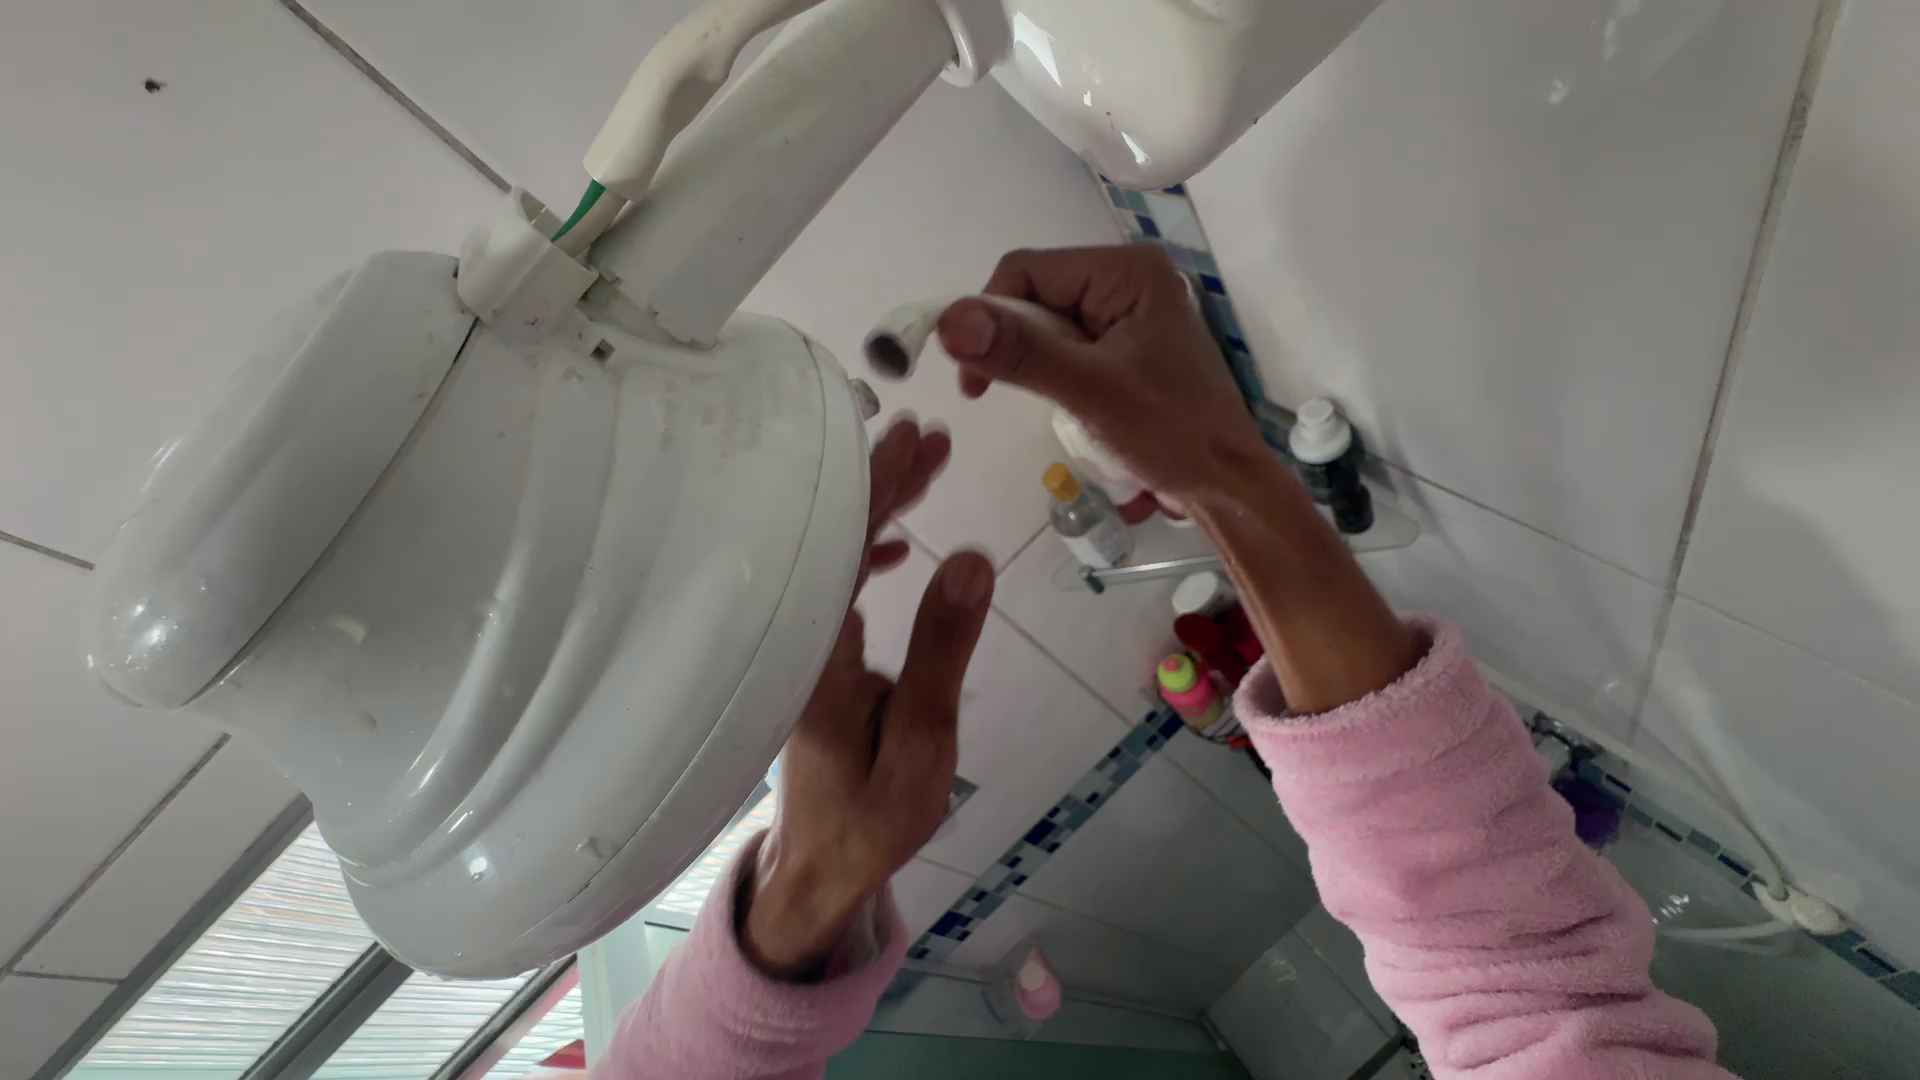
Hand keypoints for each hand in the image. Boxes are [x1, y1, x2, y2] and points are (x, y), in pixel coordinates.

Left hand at [740, 420, 993, 979]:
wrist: (823, 865)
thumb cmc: (873, 816)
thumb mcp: (922, 743)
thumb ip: (941, 652)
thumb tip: (973, 559)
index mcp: (814, 655)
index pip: (843, 549)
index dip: (876, 488)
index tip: (913, 440)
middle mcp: (796, 638)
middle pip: (832, 538)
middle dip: (877, 482)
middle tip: (925, 434)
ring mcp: (800, 646)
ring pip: (834, 556)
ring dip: (877, 510)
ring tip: (923, 466)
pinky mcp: (813, 658)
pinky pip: (836, 586)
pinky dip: (867, 554)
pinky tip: (901, 543)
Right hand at [935, 244, 1271, 506]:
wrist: (1223, 483)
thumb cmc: (1169, 433)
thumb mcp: (1089, 391)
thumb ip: (1021, 353)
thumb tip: (948, 321)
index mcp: (1126, 270)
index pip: (1027, 271)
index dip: (988, 317)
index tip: (975, 378)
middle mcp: (1126, 279)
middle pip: (1035, 295)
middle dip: (1012, 343)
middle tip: (1002, 393)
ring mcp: (1127, 313)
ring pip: (1047, 323)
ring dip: (1031, 362)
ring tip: (1048, 401)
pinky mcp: (1125, 345)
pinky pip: (1067, 345)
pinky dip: (1051, 372)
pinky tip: (1063, 401)